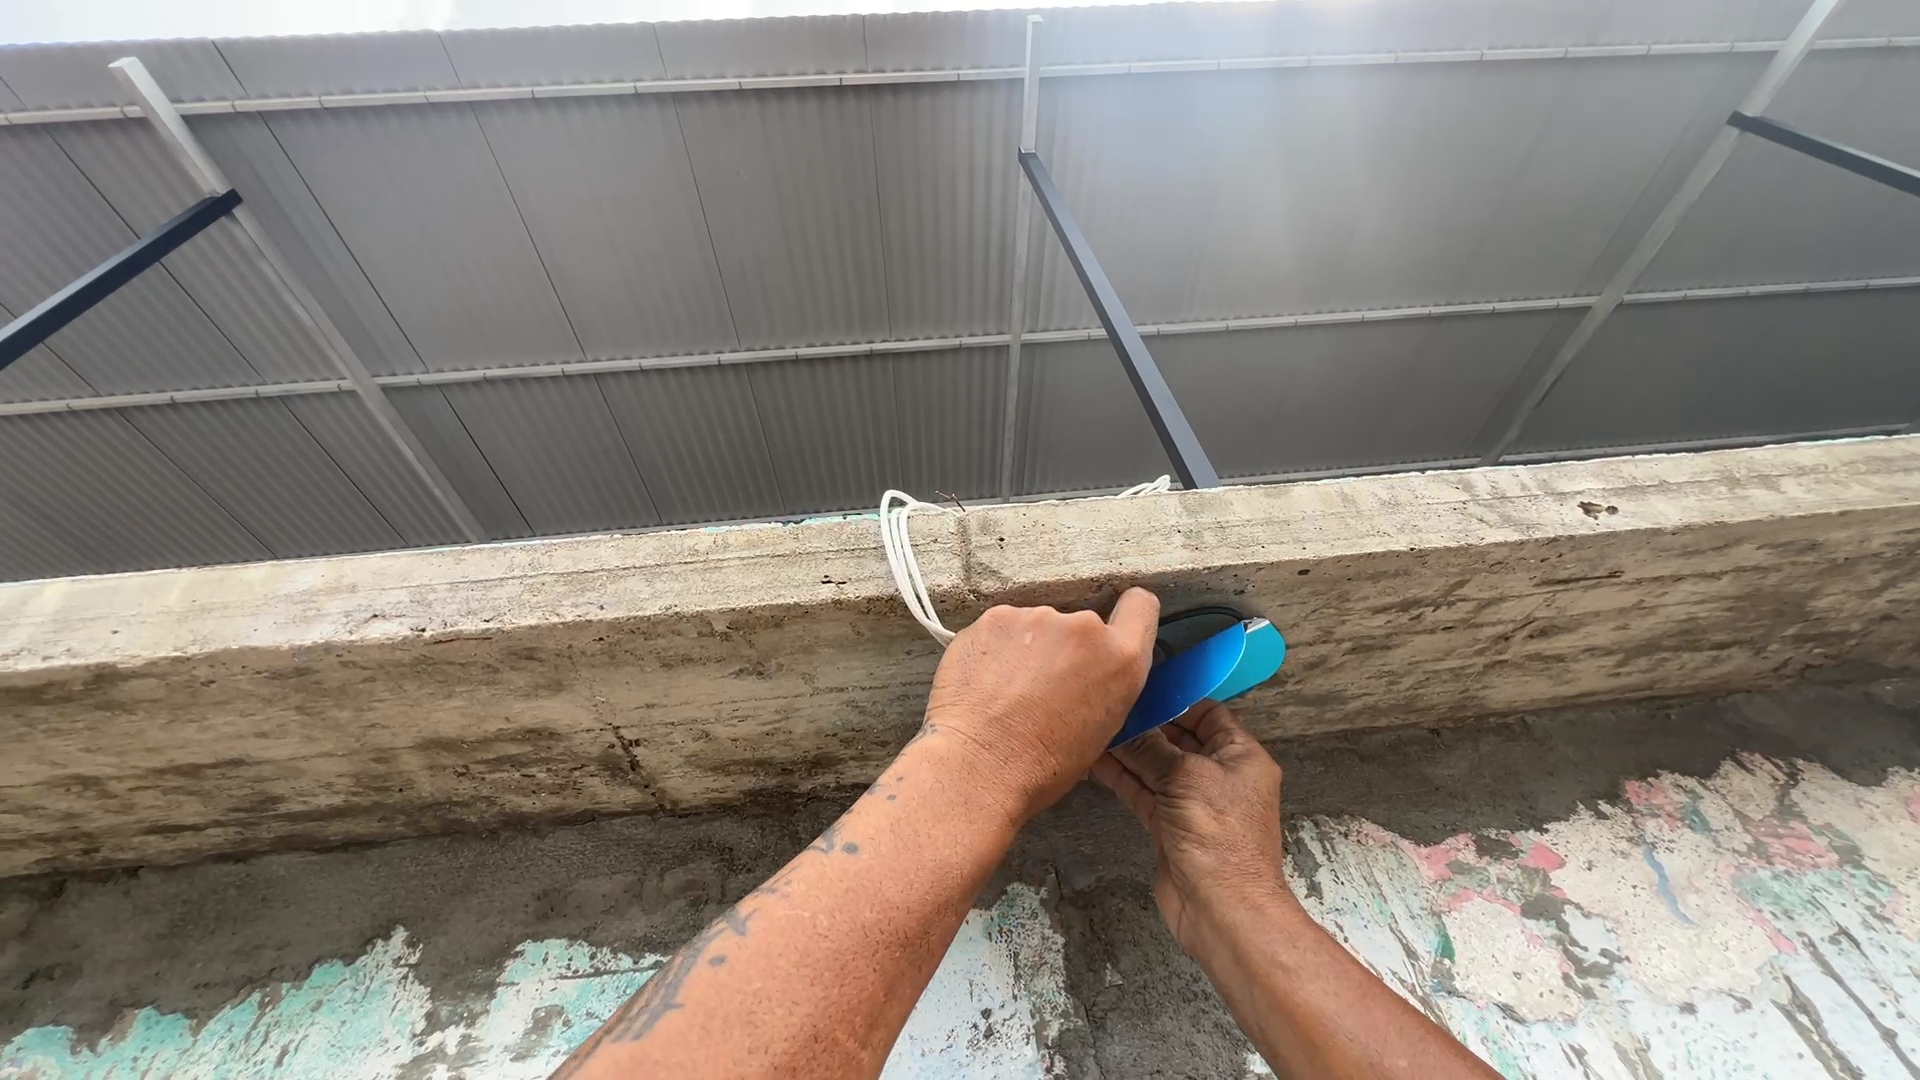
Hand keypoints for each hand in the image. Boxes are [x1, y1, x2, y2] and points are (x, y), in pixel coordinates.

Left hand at [919, 588, 1159, 824]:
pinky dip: (996, 647)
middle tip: (1044, 686)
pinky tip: (986, 680)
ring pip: (1038, 626)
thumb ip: (1106, 683)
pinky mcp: (995, 617)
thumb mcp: (1102, 730)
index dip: (1126, 615)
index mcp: (1120, 658)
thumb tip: (1090, 674)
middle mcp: (1084, 627)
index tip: (1109, 631)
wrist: (979, 763)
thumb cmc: (1041, 764)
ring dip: (1030, 646)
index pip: (1140, 606)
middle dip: (1066, 647)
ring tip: (1008, 688)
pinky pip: (1003, 627)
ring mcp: (1037, 617)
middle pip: (1080, 624)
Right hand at [1093, 702, 1297, 951]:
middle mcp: (1218, 774)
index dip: (1176, 699)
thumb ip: (1152, 747)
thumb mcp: (1186, 777)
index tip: (1139, 687)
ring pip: (1156, 765)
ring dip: (1128, 750)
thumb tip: (1125, 723)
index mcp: (1240, 755)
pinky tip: (1095, 759)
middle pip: (1177, 738)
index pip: (1208, 713)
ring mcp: (1192, 801)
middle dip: (1145, 724)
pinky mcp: (1169, 825)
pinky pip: (1143, 791)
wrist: (1222, 910)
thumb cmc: (1218, 834)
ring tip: (1094, 727)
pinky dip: (1122, 776)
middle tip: (1108, 704)